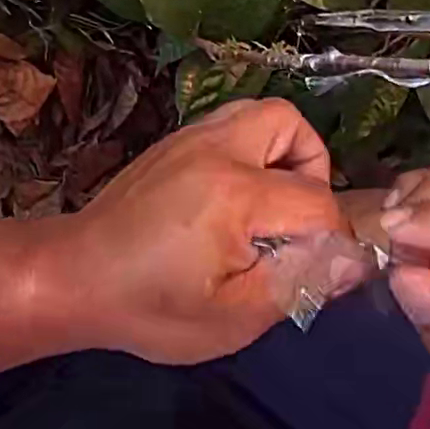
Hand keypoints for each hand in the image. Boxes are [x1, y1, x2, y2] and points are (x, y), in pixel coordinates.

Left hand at [38, 98, 349, 363]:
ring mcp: (185, 138)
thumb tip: (352, 258)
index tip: (321, 268)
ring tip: (267, 204)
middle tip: (295, 216)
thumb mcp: (235, 316)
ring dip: (277, 150)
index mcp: (232, 192)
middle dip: (312, 165)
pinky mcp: (168, 143)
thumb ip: (301, 282)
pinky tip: (229, 200)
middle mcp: (211, 148)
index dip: (335, 239)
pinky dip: (245, 150)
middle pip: (287, 120)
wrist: (77, 273)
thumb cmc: (152, 304)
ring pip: (252, 112)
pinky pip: (223, 126)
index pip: (318, 199)